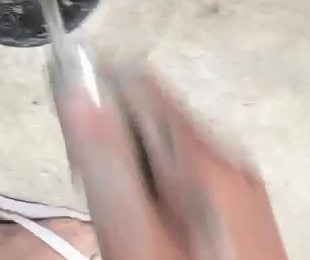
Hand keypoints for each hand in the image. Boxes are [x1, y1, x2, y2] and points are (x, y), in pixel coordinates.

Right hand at [57, 66, 287, 259]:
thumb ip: (101, 153)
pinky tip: (148, 219)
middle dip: (108, 135)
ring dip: (126, 160)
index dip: (90, 92)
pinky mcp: (235, 201)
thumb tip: (73, 84)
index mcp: (205, 156)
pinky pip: (176, 163)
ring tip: (123, 211)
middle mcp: (228, 157)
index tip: (72, 128)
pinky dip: (150, 179)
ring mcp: (236, 180)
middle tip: (97, 185)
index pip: (130, 78)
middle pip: (144, 109)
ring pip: (156, 137)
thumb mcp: (132, 231)